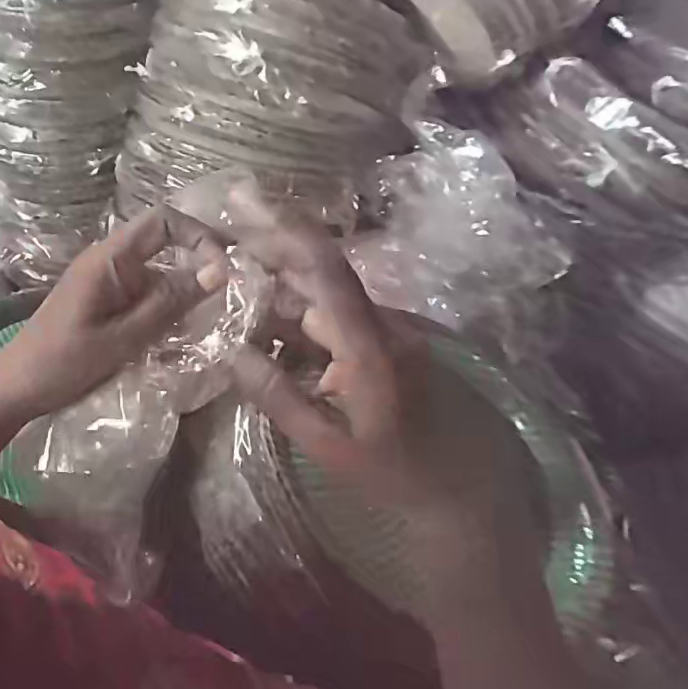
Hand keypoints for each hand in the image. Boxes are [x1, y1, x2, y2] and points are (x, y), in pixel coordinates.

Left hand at [0, 206, 227, 424]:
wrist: (14, 390)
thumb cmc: (61, 363)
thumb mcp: (123, 338)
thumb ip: (169, 303)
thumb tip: (219, 270)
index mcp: (109, 258)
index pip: (163, 220)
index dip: (199, 235)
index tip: (224, 269)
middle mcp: (111, 262)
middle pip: (166, 243)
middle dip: (201, 261)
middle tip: (236, 288)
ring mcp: (110, 283)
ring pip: (160, 273)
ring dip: (188, 290)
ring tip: (217, 316)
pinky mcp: (109, 304)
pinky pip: (148, 295)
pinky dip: (170, 309)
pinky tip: (187, 334)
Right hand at [222, 187, 437, 504]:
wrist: (467, 486)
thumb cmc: (399, 471)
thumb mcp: (330, 447)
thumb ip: (279, 398)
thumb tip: (231, 353)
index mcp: (368, 345)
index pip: (325, 270)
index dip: (285, 230)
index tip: (245, 202)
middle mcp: (380, 323)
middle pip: (318, 274)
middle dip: (267, 256)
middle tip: (220, 248)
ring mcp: (387, 330)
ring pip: (323, 297)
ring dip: (278, 293)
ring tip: (232, 297)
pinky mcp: (386, 341)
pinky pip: (334, 318)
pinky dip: (298, 321)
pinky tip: (268, 338)